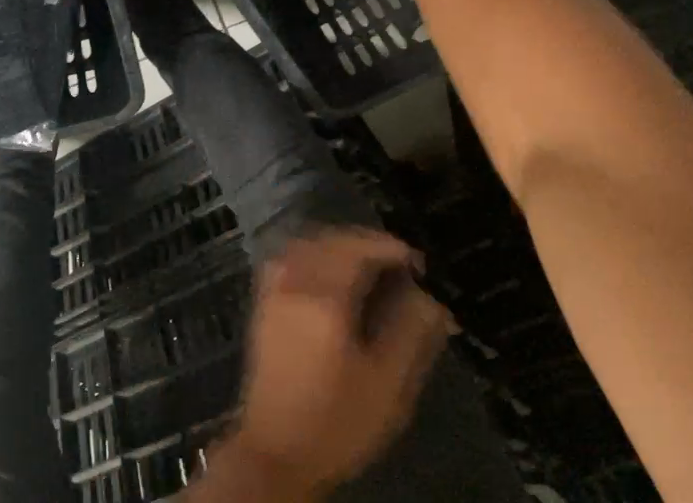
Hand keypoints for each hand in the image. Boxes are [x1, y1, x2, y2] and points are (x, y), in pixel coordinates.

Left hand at [223, 229, 449, 498]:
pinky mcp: (262, 305)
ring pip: (304, 245)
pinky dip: (312, 254)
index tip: (418, 264)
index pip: (358, 250)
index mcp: (323, 298)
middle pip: (329, 241)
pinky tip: (331, 275)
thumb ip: (411, 331)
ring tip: (370, 265)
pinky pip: (287, 259)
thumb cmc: (338, 421)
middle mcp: (292, 284)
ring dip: (337, 245)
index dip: (391, 248)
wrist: (276, 451)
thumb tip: (431, 297)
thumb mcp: (388, 383)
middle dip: (365, 242)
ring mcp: (271, 292)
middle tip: (399, 262)